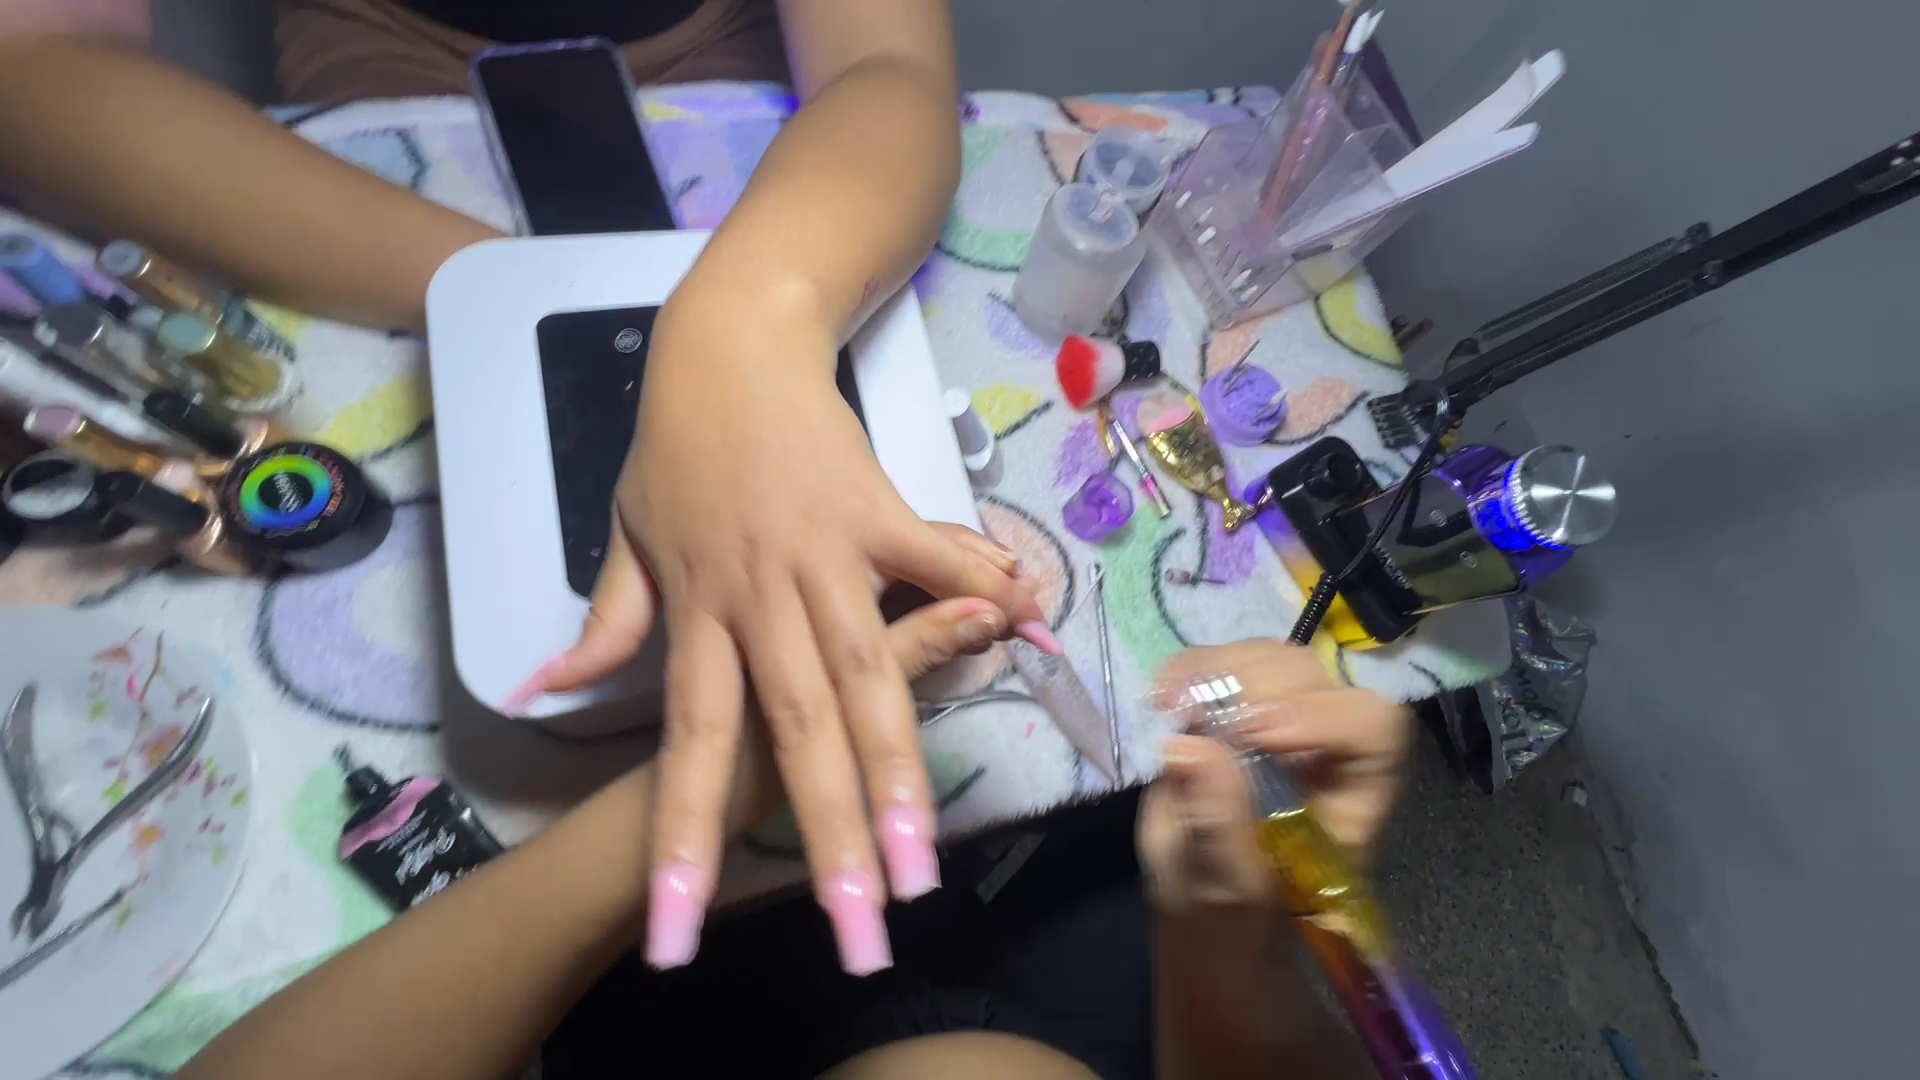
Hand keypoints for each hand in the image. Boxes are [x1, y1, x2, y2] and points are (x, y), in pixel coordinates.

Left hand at [526, 297, 1047, 975]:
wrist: (728, 346)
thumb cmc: (679, 446)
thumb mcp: (628, 533)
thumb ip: (607, 621)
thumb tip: (551, 691)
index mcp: (702, 611)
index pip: (694, 740)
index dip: (687, 837)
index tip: (681, 934)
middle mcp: (762, 597)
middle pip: (796, 727)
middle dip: (826, 834)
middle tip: (857, 929)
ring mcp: (825, 552)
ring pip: (865, 669)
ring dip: (898, 761)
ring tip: (923, 850)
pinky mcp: (877, 507)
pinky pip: (929, 554)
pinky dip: (973, 584)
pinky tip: (1024, 620)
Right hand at [1138, 641, 1410, 915]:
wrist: (1202, 896)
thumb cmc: (1229, 910)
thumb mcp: (1226, 887)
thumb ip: (1219, 826)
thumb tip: (1189, 748)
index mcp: (1350, 794)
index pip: (1371, 728)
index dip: (1320, 716)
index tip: (1252, 734)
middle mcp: (1325, 742)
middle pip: (1313, 677)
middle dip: (1253, 687)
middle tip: (1196, 717)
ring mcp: (1279, 713)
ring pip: (1270, 656)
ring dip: (1217, 669)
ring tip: (1173, 706)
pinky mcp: (1233, 701)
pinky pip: (1219, 659)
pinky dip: (1185, 668)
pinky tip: (1160, 695)